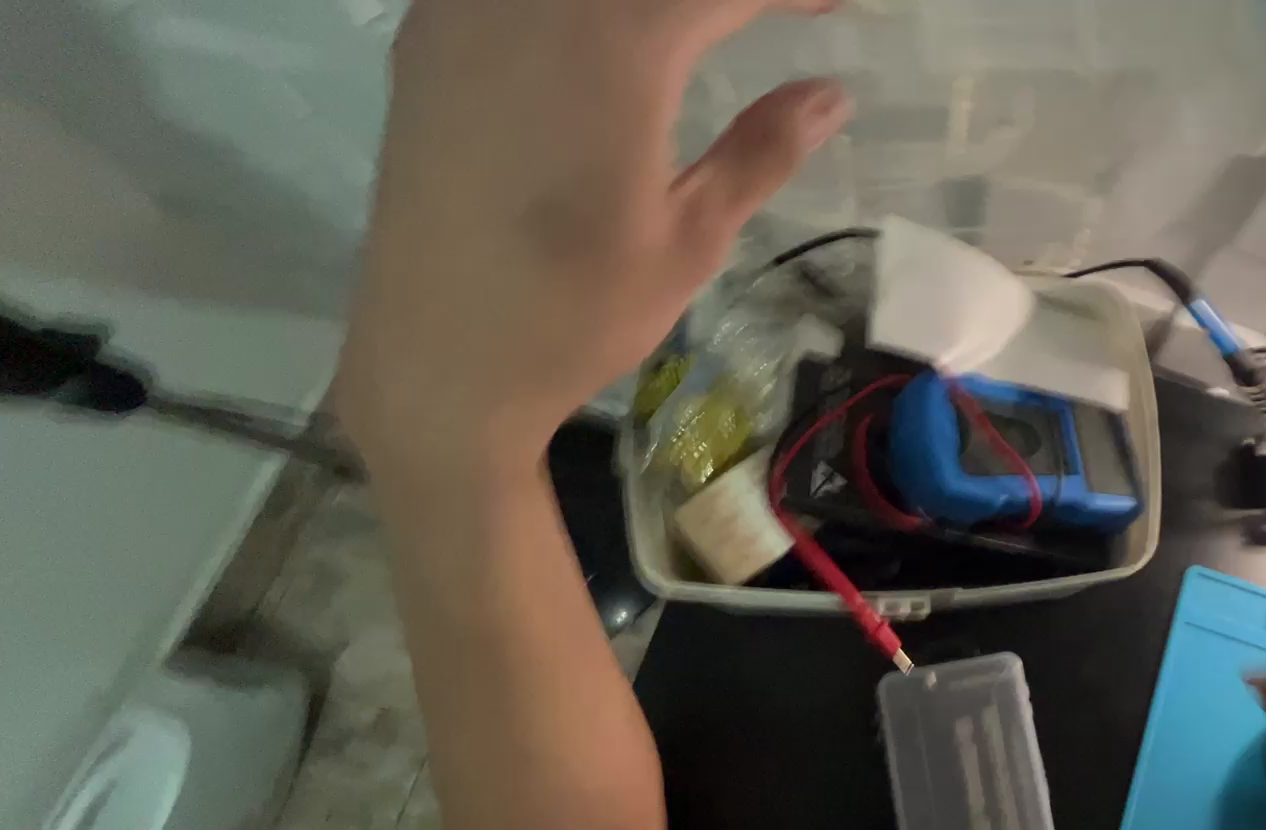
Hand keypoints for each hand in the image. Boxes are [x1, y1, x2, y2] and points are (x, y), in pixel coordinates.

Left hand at [336, 0, 851, 478]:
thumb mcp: (692, 241)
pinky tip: (603, 32)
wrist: (445, 359)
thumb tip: (830, 96)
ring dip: (655, 0)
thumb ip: (760, 153)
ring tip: (697, 26)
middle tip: (769, 14)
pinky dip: (587, 2)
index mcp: (614, 50)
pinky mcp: (429, 32)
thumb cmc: (583, 313)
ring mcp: (466, 4)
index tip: (837, 6)